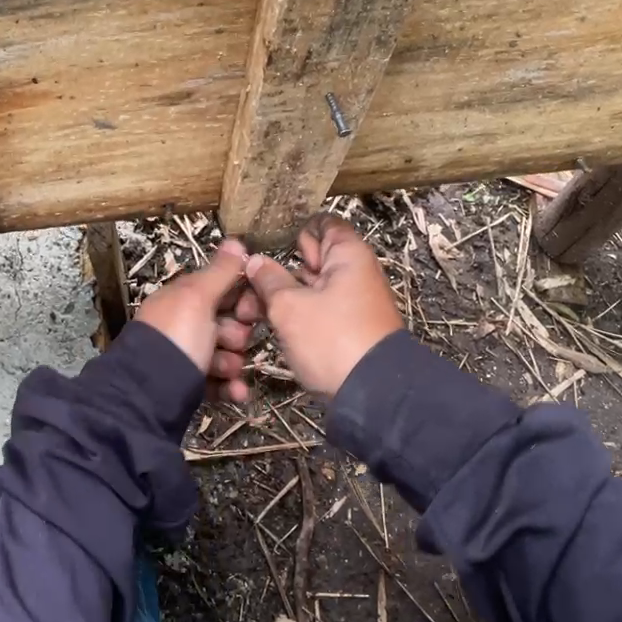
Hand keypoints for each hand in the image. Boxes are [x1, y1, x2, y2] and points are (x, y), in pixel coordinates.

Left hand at [134, 238, 261, 402]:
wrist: (149, 394)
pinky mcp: (188, 387)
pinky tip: (238, 392)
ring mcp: (184, 357)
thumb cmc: (177, 336)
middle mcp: (181, 325)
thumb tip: (235, 240)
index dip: (241, 298)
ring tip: (227, 369)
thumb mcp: (198, 297)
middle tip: (233, 340)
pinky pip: (217, 383)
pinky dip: (229, 387)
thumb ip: (219, 272)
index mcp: (181, 298)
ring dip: (233, 362)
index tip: (250, 309)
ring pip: (224, 355)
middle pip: (225, 324)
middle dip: (237, 334)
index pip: (219, 289)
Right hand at [243, 214, 401, 397]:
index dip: (293, 233)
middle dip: (275, 272)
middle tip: (247, 293)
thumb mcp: (290, 306)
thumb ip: (267, 279)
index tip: (267, 250)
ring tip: (249, 317)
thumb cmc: (332, 339)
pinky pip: (314, 311)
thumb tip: (254, 260)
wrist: (374, 397)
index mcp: (347, 254)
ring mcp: (350, 302)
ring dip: (279, 299)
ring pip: (307, 288)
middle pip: (308, 259)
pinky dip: (294, 317)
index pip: (320, 224)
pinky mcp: (345, 329)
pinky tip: (270, 330)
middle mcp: (353, 273)